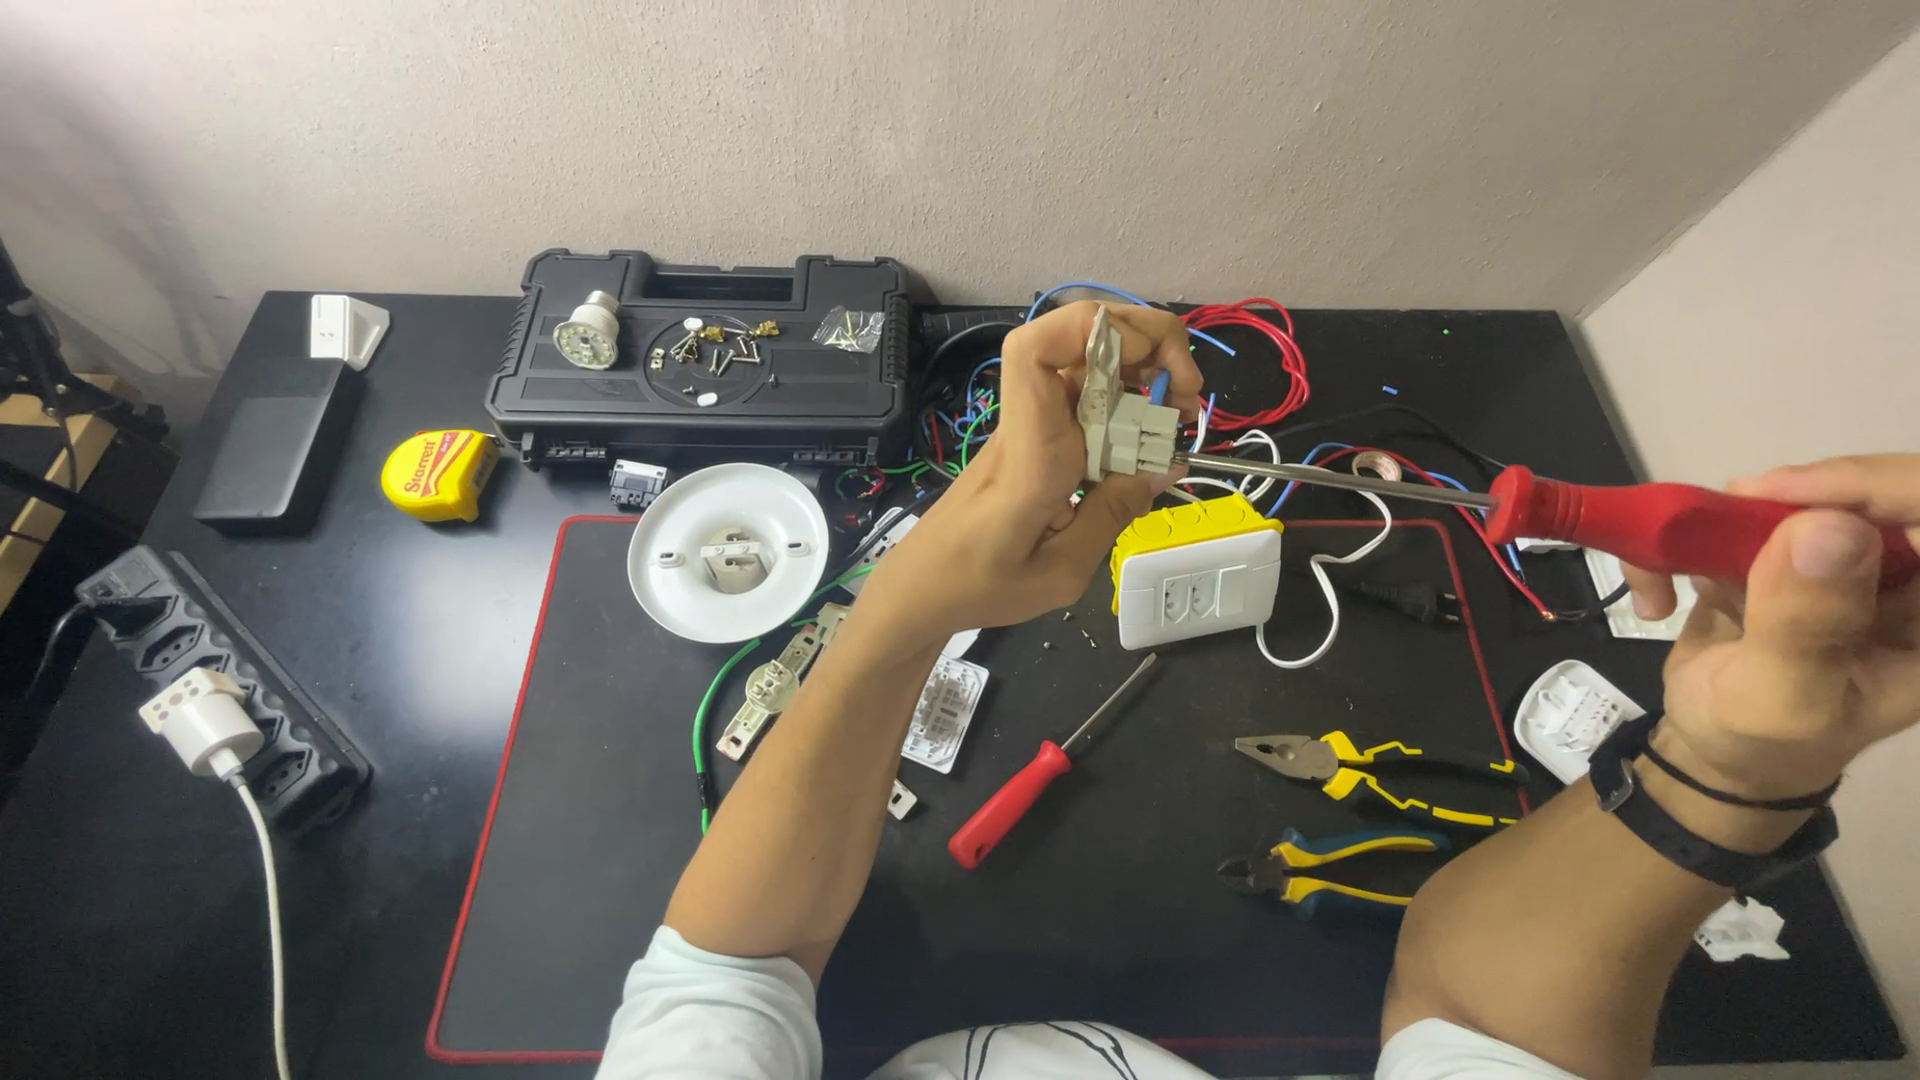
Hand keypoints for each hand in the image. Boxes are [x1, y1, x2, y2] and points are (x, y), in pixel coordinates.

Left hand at [854, 302, 1201, 645]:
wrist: (925, 588)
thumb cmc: (982, 585)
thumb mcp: (1062, 571)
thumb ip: (1113, 514)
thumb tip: (1162, 466)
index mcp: (1031, 452)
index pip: (1034, 352)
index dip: (1094, 327)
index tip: (1154, 363)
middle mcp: (1028, 424)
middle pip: (1074, 340)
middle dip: (1144, 345)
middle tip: (1186, 396)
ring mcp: (1028, 427)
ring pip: (1084, 366)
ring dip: (1139, 373)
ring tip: (1177, 415)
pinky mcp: (1032, 440)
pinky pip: (1081, 400)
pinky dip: (1122, 403)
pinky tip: (1145, 435)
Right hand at [1622, 454, 1919, 797]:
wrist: (1715, 751)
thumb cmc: (1764, 738)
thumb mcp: (1787, 695)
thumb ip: (1807, 621)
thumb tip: (1826, 527)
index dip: (1871, 487)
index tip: (1780, 494)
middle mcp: (1897, 577)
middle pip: (1857, 495)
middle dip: (1772, 502)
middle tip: (1706, 525)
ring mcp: (1831, 565)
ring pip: (1780, 502)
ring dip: (1702, 530)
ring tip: (1661, 571)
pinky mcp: (1770, 561)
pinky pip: (1724, 525)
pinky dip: (1672, 549)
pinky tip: (1655, 594)